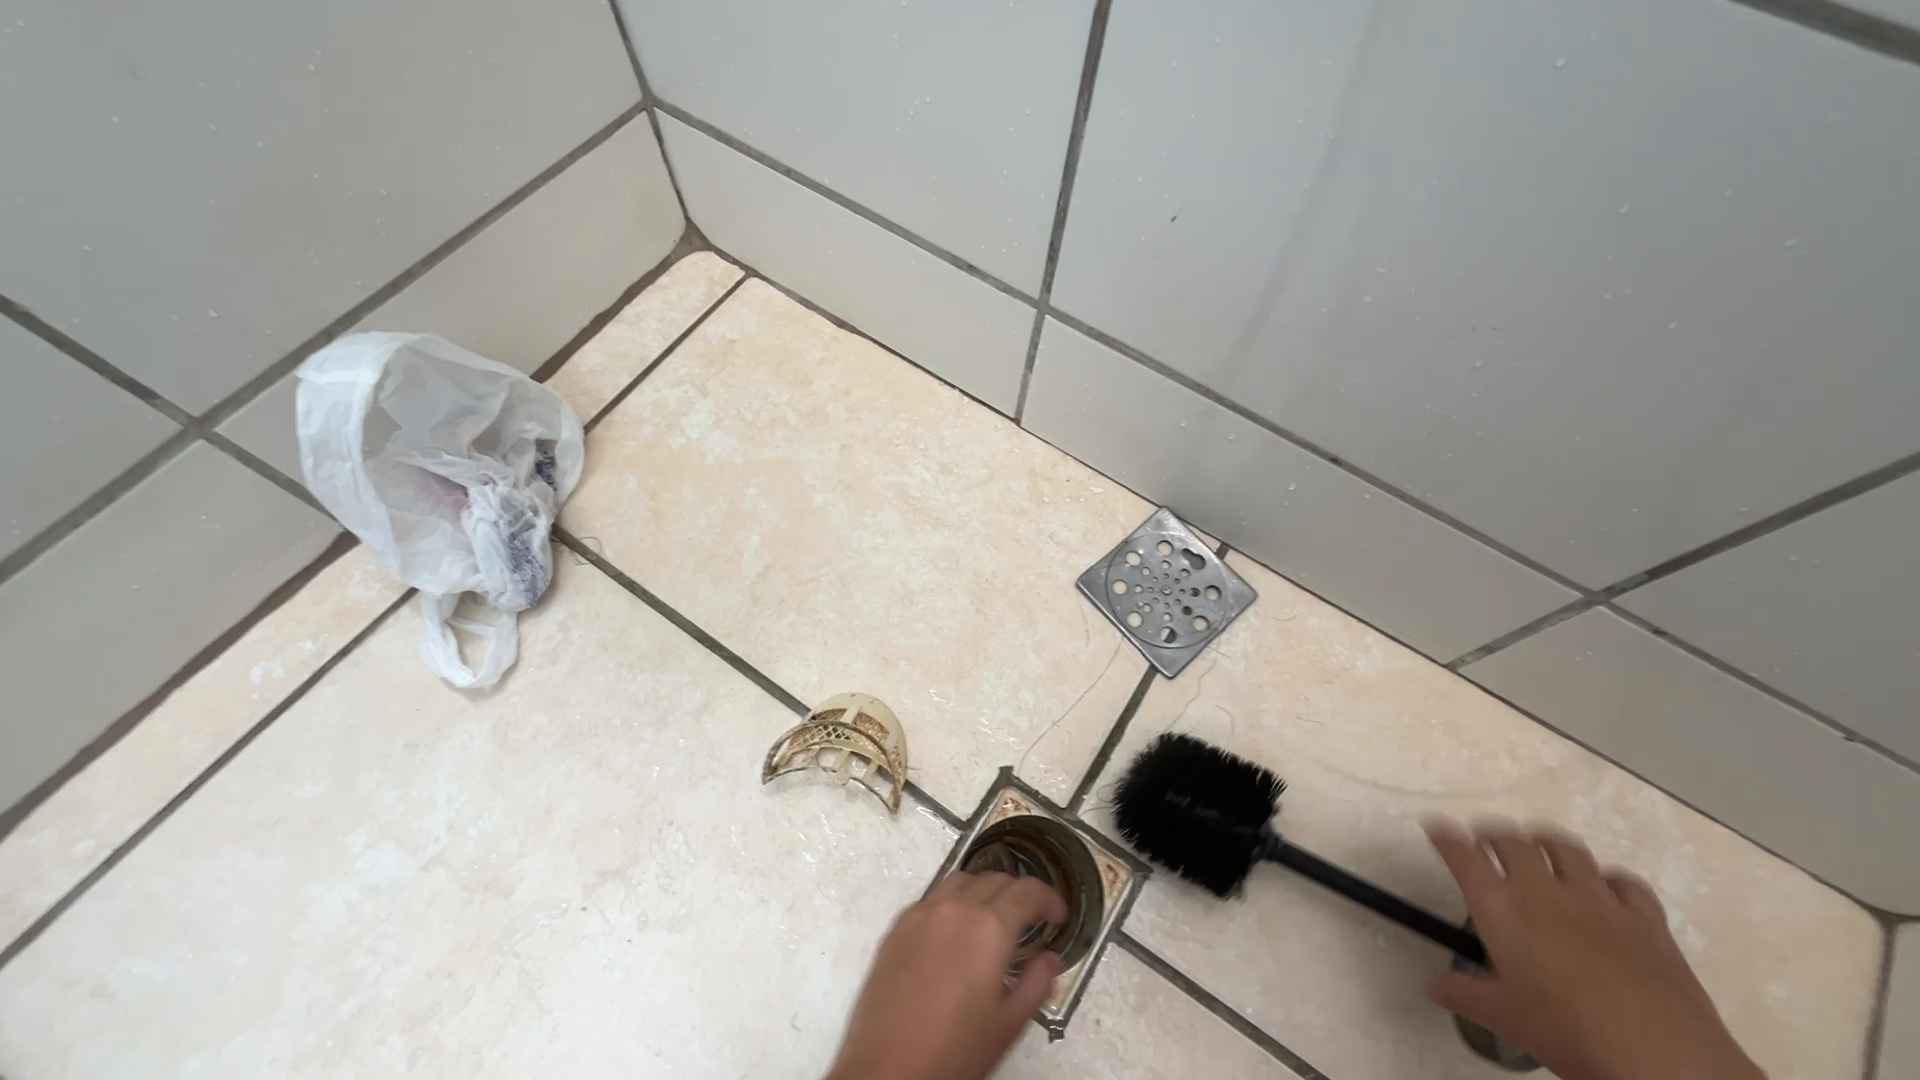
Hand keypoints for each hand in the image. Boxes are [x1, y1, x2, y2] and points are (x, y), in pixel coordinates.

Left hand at [826, 871, 1066, 1079]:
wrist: (887, 1070)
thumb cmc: (954, 1051)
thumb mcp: (1009, 1024)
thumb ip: (1036, 983)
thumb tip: (1050, 958)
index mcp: (989, 927)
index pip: (1027, 891)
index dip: (1049, 898)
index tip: (1058, 916)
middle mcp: (955, 908)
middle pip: (996, 880)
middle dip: (1020, 895)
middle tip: (1032, 921)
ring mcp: (921, 913)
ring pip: (962, 881)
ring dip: (985, 891)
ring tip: (994, 920)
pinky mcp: (896, 927)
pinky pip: (932, 898)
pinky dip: (954, 902)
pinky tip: (956, 933)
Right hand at [1425, 821, 1764, 1079]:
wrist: (1660, 1058)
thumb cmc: (1567, 1032)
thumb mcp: (1504, 1018)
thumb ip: (1464, 994)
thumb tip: (1435, 985)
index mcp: (1501, 908)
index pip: (1463, 856)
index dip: (1446, 837)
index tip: (1436, 827)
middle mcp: (1544, 891)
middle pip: (1513, 841)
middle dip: (1493, 834)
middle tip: (1485, 841)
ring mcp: (1599, 900)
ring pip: (1566, 849)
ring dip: (1545, 842)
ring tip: (1539, 848)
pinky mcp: (1645, 918)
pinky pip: (1624, 882)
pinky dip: (1607, 878)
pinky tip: (1605, 890)